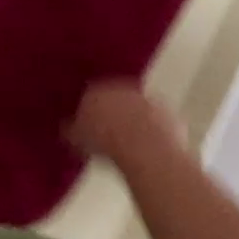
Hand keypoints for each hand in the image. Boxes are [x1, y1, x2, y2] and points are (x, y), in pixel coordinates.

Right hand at [68, 79, 186, 163]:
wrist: (147, 151)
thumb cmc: (106, 143)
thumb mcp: (79, 140)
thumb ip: (73, 130)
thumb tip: (68, 128)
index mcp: (96, 89)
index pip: (90, 94)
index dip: (90, 110)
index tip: (89, 124)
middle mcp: (123, 87)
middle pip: (116, 97)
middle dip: (114, 111)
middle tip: (110, 131)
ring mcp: (149, 99)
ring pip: (139, 107)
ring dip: (136, 119)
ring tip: (131, 141)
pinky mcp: (170, 113)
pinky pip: (159, 121)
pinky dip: (155, 130)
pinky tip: (151, 146)